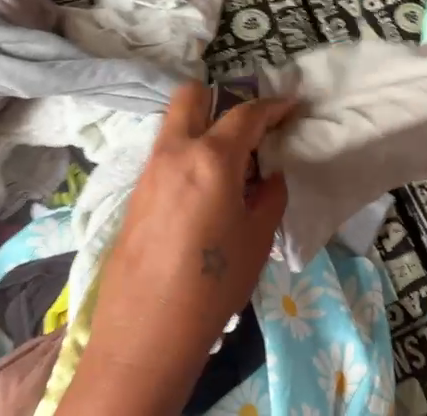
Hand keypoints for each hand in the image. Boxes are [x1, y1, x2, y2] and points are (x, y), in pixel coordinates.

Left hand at [62, 83, 294, 413]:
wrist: (147, 331)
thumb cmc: (213, 283)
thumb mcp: (257, 238)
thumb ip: (268, 195)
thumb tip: (268, 176)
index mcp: (211, 158)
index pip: (246, 114)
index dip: (273, 106)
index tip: (291, 106)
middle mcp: (175, 152)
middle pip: (192, 96)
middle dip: (221, 97)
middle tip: (247, 123)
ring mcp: (149, 171)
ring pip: (174, 124)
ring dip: (202, 126)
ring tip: (229, 161)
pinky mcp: (135, 195)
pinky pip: (165, 155)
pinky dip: (186, 154)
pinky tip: (204, 190)